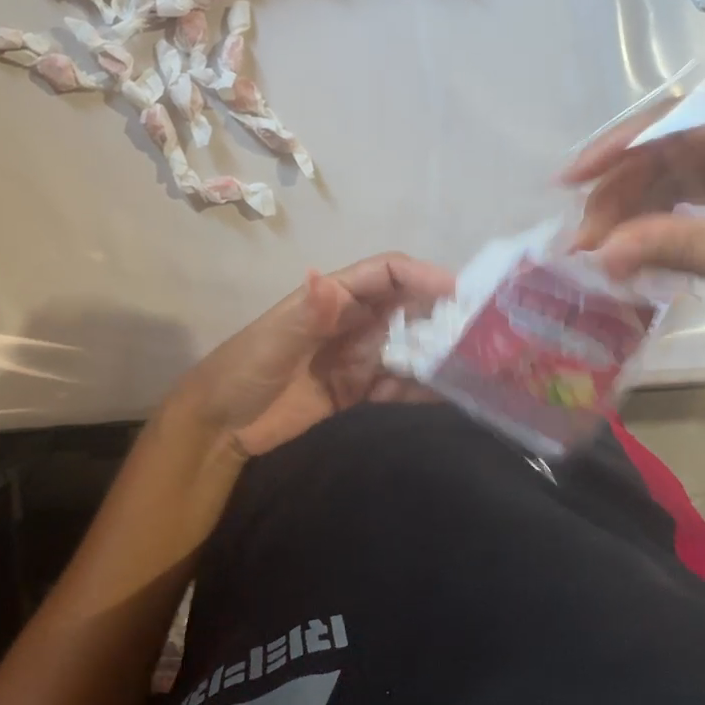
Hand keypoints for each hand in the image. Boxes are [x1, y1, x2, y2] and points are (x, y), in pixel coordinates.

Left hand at [163, 252, 454, 457]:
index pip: (385, 274)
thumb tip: (327, 281)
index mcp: (329, 300)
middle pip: (406, 309)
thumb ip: (305, 316)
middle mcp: (350, 324)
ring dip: (438, 353)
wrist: (219, 429)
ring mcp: (355, 359)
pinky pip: (398, 386)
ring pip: (408, 348)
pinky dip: (423, 389)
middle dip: (442, 315)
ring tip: (479, 364)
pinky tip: (452, 395)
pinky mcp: (356, 394)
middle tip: (486, 332)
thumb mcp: (271, 343)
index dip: (422, 276)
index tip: (459, 293)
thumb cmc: (240, 373)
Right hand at [564, 98, 704, 348]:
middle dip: (623, 189)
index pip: (682, 120)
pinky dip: (667, 217)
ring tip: (602, 247)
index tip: (570, 181)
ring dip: (639, 206)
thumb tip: (600, 254)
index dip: (618, 148)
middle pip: (676, 144)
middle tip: (583, 236)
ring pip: (682, 169)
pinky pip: (702, 191)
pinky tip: (638, 244)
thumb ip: (679, 247)